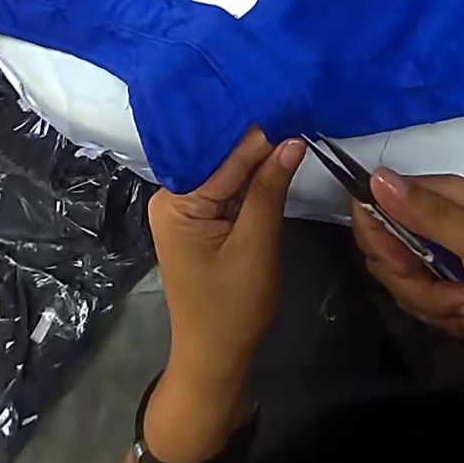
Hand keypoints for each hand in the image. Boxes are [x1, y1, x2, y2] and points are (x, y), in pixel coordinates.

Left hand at [147, 129, 306, 385]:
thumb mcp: (255, 246)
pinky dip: (249, 178)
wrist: (215, 359)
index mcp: (175, 202)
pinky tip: (273, 157)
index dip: (258, 135)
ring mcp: (184, 208)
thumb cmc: (232, 308)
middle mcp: (172, 197)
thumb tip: (291, 141)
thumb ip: (270, 190)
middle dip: (255, 140)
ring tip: (287, 121)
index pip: (223, 159)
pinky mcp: (199, 219)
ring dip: (255, 157)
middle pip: (219, 160)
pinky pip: (225, 189)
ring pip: (225, 172)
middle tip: (289, 105)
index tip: (287, 103)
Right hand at [352, 169, 463, 376]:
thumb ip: (431, 215)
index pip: (377, 202)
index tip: (403, 264)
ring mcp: (446, 260)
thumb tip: (376, 178)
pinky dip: (458, 324)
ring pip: (404, 286)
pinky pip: (427, 310)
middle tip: (460, 297)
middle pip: (384, 251)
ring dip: (444, 310)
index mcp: (446, 199)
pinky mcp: (455, 294)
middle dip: (417, 286)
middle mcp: (439, 223)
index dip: (379, 236)